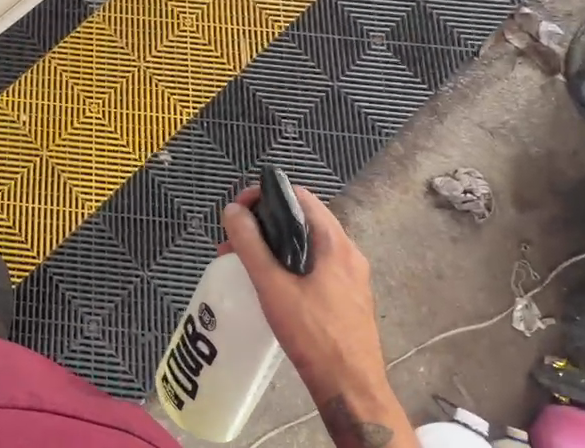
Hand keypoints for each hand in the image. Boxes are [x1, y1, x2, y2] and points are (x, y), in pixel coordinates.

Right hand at [222, 185, 410, 447]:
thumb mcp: (272, 285)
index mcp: (335, 244)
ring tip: (244, 263)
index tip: (239, 211)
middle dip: (263, 223)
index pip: (299, 197)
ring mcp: (351, 278)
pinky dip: (287, 264)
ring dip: (272, 245)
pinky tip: (268, 285)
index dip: (265, 195)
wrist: (351, 390)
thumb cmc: (313, 334)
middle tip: (235, 240)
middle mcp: (348, 254)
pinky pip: (313, 266)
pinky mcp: (347, 298)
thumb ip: (250, 244)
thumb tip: (233, 210)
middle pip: (300, 219)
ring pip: (305, 245)